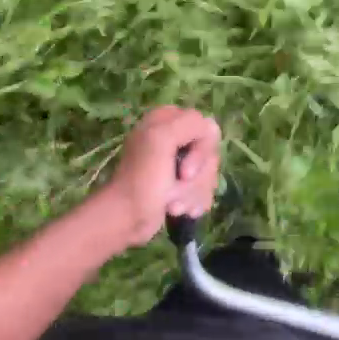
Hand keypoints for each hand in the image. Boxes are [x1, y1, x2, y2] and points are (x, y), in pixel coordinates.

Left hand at [86, 106, 221, 250]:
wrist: (128, 220)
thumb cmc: (142, 181)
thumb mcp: (162, 139)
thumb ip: (190, 122)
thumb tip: (210, 130)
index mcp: (166, 120)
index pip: (207, 128)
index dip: (202, 151)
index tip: (185, 171)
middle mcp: (173, 137)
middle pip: (210, 154)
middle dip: (197, 178)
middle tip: (177, 187)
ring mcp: (177, 163)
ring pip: (208, 174)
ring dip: (193, 193)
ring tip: (173, 205)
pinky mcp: (180, 184)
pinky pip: (204, 190)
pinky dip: (194, 202)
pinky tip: (179, 211)